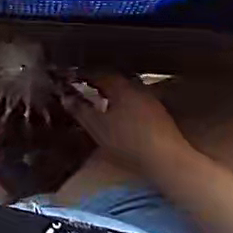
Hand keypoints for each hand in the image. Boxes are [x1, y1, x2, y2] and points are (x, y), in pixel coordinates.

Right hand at [62, 73, 192, 174]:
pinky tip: (121, 114)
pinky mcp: (160, 114)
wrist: (166, 159)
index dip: (82, 75)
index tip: (70, 78)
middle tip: (84, 87)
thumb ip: (80, 110)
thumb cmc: (127, 141)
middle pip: (115, 79)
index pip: (98, 74)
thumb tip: (66, 96)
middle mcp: (137, 87)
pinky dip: (125, 102)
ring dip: (113, 93)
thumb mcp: (97, 127)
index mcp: (120, 86)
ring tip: (101, 101)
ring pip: (127, 90)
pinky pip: (136, 100)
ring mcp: (151, 100)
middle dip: (99, 82)